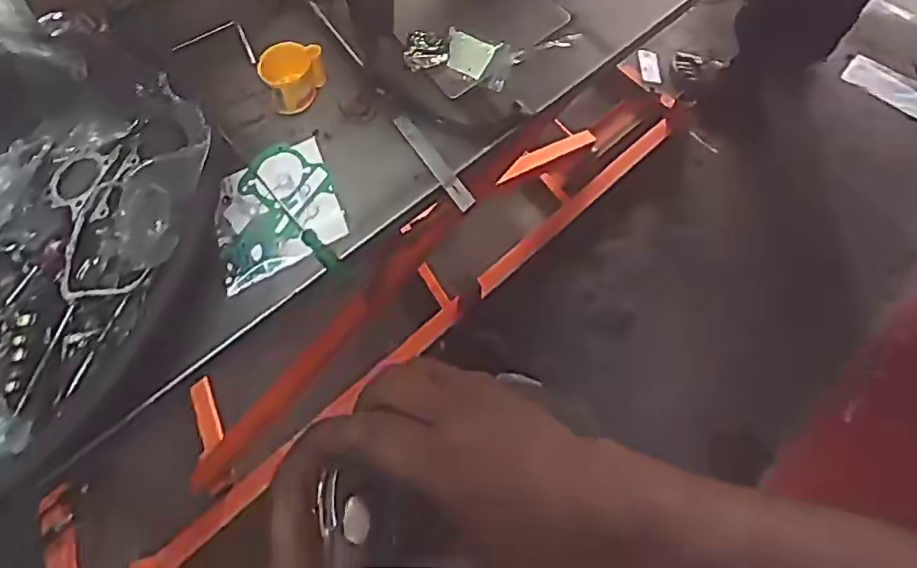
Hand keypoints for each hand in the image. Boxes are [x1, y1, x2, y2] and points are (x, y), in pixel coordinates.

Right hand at [271, 360, 642, 567]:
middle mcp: (449, 408)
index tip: (314, 462)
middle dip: (359, 412)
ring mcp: (476, 387)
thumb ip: (416, 547)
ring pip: (412, 367)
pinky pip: (443, 370)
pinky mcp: (497, 382)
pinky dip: (422, 385)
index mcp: (435, 455)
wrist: (602, 500)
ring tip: (391, 431)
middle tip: (358, 450)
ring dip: (390, 392)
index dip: (327, 444)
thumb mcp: (469, 556)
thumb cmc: (537, 538)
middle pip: (382, 385)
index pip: (360, 431)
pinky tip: (433, 419)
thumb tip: (379, 544)